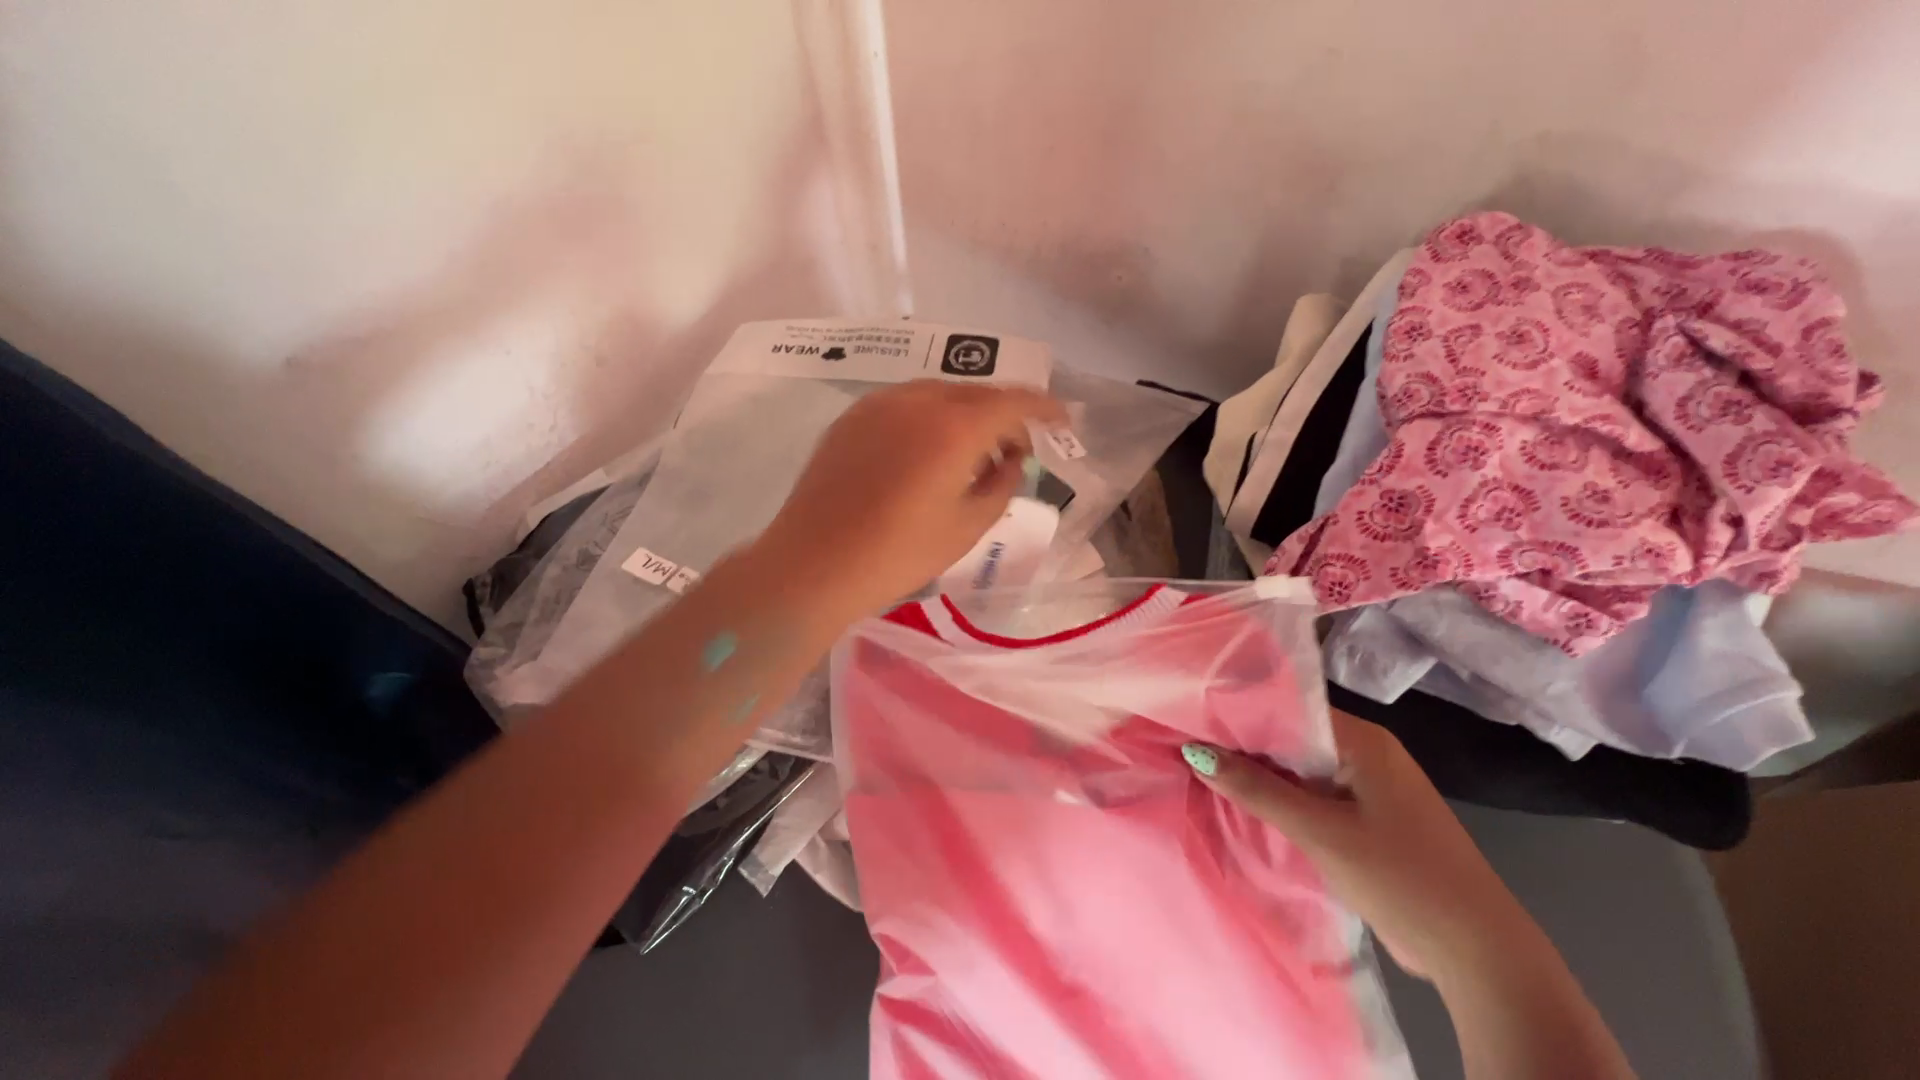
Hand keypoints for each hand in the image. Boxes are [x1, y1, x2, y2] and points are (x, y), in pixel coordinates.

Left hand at [756, 379, 1065, 618]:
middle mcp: (917, 400)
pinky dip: (930, 419)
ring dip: (965, 415)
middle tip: (1014, 452)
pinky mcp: (851, 418)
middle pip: (976, 393)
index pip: (1013, 401)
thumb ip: (1002, 484)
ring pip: (938, 394)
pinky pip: (905, 405)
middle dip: (1004, 415)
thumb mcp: (967, 527)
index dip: (1044, 408)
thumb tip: (1010, 459)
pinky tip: (928, 453)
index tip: (1062, 422)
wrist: (813, 564)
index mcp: (953, 426)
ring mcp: (878, 404)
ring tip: (972, 454)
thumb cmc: (898, 554)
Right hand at [1184, 710, 1540, 982]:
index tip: (1188, 717)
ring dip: (1261, 776)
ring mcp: (1370, 789)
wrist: (1476, 949)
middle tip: (1183, 745)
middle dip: (1243, 745)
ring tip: (1200, 771)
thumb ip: (1257, 790)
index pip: (1289, 708)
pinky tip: (1245, 807)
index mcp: (1364, 740)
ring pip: (1301, 769)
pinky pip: (1315, 797)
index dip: (1239, 712)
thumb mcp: (1321, 832)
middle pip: (1293, 737)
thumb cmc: (1400, 877)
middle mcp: (1368, 754)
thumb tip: (1196, 751)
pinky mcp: (1370, 821)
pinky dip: (1283, 801)